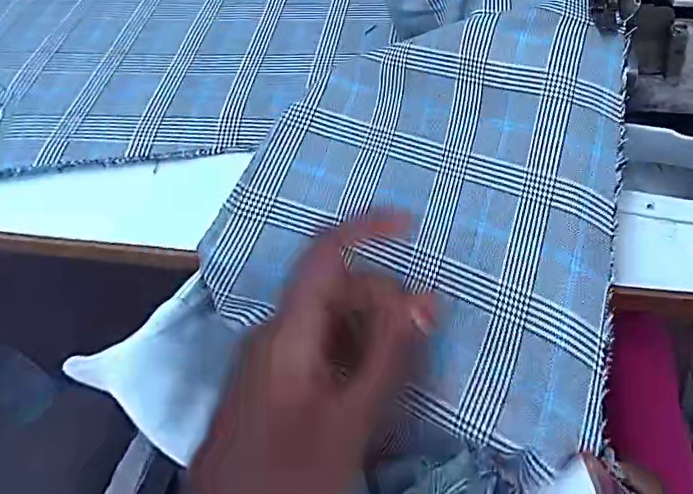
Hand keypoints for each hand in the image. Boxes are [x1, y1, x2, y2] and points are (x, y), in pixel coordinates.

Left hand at [191, 209, 434, 493]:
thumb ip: (390, 356)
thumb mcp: (350, 420)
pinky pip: (317, 350)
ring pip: (328, 322)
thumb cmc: (288, 477)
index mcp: (286, 330)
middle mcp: (272, 333)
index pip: (327, 250)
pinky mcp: (269, 386)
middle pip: (333, 289)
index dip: (368, 229)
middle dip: (380, 299)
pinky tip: (368, 393)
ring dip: (369, 332)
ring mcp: (267, 360)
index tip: (408, 225)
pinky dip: (350, 357)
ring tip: (399, 373)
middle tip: (419, 334)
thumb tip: (425, 299)